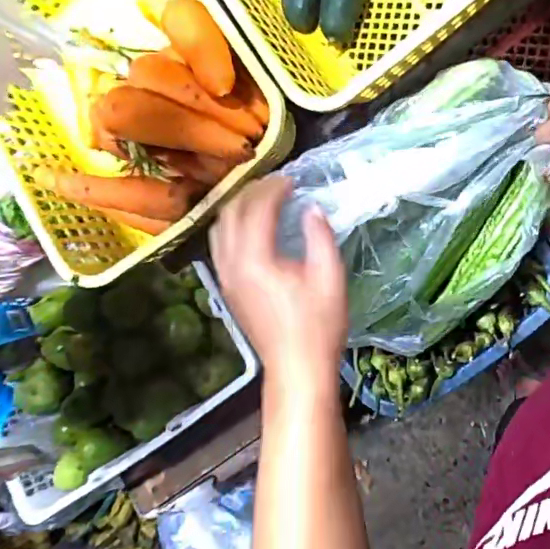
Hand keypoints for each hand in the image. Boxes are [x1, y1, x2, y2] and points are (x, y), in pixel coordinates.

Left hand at [210, 176, 346, 379]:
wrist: (297, 368)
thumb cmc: (318, 324)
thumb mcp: (329, 276)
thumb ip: (319, 236)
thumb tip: (311, 209)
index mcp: (255, 260)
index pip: (257, 209)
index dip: (274, 189)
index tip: (293, 180)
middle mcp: (231, 265)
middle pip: (230, 213)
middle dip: (253, 192)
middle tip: (278, 185)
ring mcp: (225, 278)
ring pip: (219, 228)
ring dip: (239, 207)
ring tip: (264, 201)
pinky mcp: (228, 289)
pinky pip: (220, 245)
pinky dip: (234, 227)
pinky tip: (254, 229)